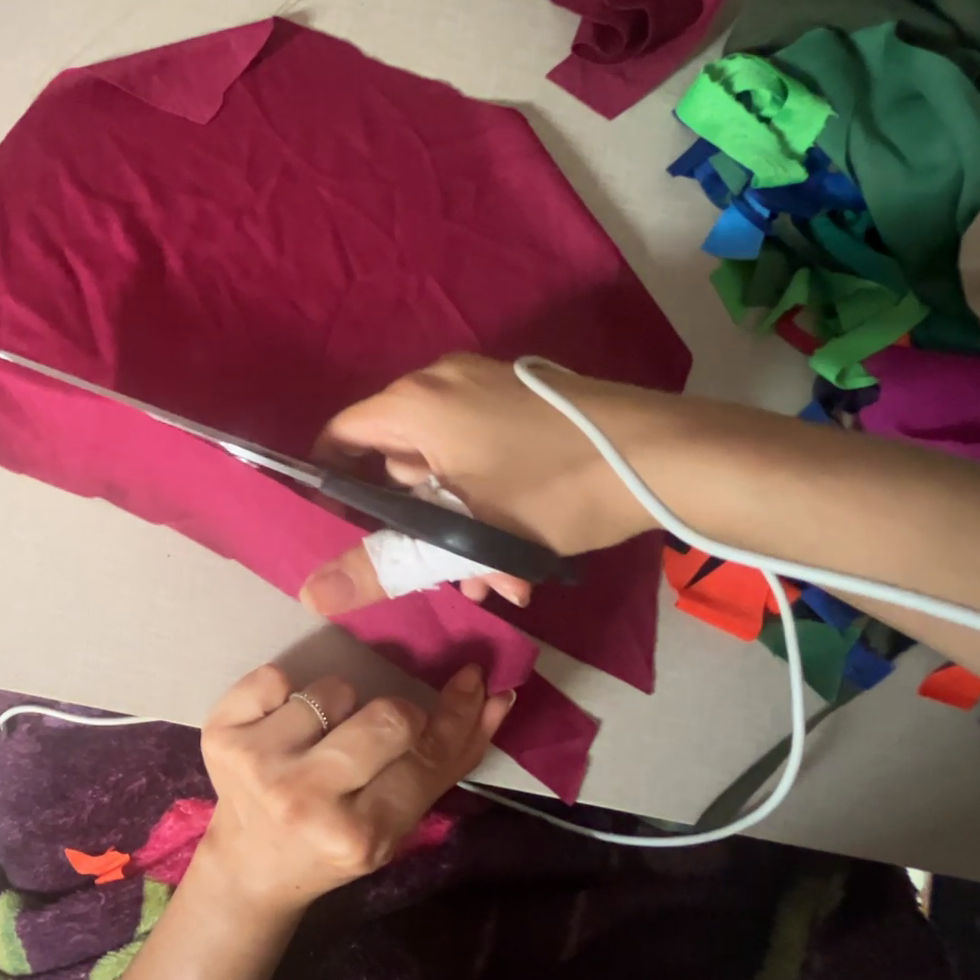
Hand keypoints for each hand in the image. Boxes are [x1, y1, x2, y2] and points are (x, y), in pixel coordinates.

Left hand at [195, 664, 511, 914]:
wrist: (251, 862)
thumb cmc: (332, 843)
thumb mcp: (395, 824)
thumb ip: (444, 763)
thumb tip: (495, 697)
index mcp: (358, 836)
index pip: (424, 758)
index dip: (455, 715)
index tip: (471, 680)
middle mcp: (302, 798)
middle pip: (386, 716)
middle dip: (394, 716)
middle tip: (374, 736)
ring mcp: (255, 763)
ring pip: (332, 689)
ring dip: (337, 706)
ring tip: (318, 743)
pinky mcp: (218, 733)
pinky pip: (276, 675)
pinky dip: (287, 692)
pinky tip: (281, 727)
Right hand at [301, 354, 666, 615]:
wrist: (671, 456)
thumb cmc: (552, 490)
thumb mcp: (463, 536)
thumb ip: (380, 566)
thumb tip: (308, 596)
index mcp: (414, 403)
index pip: (340, 437)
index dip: (334, 485)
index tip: (354, 531)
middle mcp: (441, 383)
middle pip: (396, 458)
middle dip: (419, 521)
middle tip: (447, 569)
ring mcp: (485, 387)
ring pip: (444, 463)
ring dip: (459, 521)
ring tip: (497, 574)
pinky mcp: (521, 400)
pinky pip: (478, 449)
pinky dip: (486, 495)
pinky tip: (519, 547)